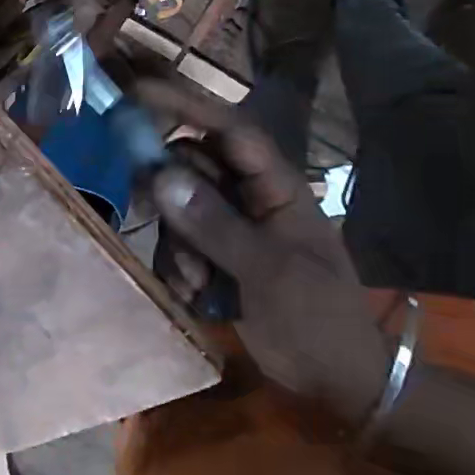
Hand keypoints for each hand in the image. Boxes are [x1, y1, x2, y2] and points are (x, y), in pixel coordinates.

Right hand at [136, 80, 393, 420]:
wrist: (336, 381)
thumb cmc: (318, 318)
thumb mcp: (270, 272)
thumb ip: (214, 224)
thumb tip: (161, 177)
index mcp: (274, 186)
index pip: (227, 128)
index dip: (185, 104)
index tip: (137, 93)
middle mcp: (247, 194)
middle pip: (189, 165)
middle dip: (169, 194)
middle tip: (148, 213)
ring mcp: (229, 223)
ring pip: (176, 204)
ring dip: (177, 244)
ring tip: (197, 283)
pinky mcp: (214, 252)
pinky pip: (176, 240)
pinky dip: (177, 266)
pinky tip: (196, 296)